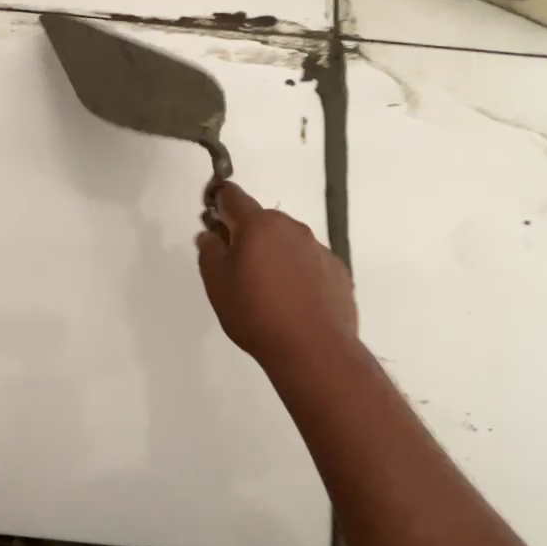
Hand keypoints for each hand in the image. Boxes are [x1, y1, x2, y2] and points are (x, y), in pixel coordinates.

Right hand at [196, 182, 357, 367]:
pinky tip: (293, 302)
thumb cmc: (255, 312)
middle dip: (246, 235)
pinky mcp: (338, 272)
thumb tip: (211, 235)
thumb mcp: (216, 282)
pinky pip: (309, 263)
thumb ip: (209, 250)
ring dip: (273, 254)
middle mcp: (292, 228)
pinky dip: (297, 274)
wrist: (313, 349)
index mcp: (258, 224)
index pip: (232, 196)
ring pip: (287, 242)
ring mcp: (319, 249)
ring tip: (267, 291)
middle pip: (261, 220)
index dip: (217, 203)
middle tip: (235, 268)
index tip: (212, 222)